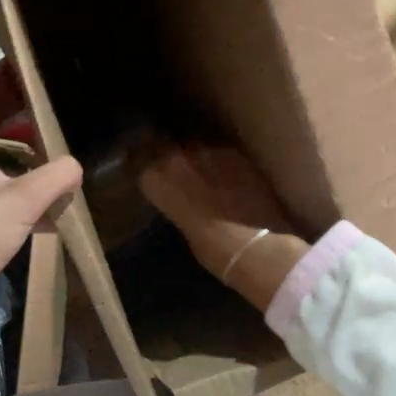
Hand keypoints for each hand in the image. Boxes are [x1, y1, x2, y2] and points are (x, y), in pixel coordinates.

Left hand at [0, 66, 82, 361]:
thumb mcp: (21, 200)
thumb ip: (57, 174)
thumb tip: (78, 163)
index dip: (5, 76)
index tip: (36, 64)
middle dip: (19, 105)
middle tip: (56, 91)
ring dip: (23, 140)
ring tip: (60, 127)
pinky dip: (20, 171)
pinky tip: (53, 177)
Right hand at [137, 143, 310, 311]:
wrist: (257, 245)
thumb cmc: (213, 250)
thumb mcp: (184, 225)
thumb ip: (177, 202)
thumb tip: (182, 195)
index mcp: (156, 179)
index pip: (137, 160)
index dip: (140, 163)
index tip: (143, 168)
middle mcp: (178, 157)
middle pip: (164, 145)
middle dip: (164, 152)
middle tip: (172, 166)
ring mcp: (209, 151)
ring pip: (195, 147)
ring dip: (196, 157)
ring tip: (204, 172)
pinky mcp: (237, 152)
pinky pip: (221, 152)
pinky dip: (221, 162)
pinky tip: (229, 176)